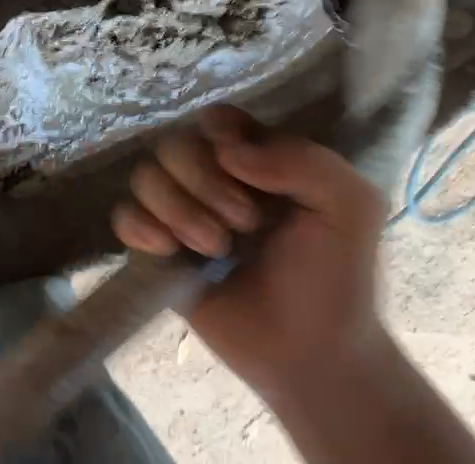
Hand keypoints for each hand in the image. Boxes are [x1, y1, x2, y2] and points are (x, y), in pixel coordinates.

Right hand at [111, 105, 390, 402]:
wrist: (312, 356)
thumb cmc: (335, 278)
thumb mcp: (351, 207)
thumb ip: (304, 160)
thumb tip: (227, 150)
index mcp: (255, 159)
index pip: (216, 119)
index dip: (222, 137)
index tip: (245, 170)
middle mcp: (211, 177)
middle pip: (174, 145)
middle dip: (204, 183)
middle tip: (244, 225)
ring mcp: (179, 212)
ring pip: (145, 176)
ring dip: (178, 211)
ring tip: (215, 250)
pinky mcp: (154, 250)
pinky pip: (124, 215)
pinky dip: (142, 229)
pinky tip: (170, 253)